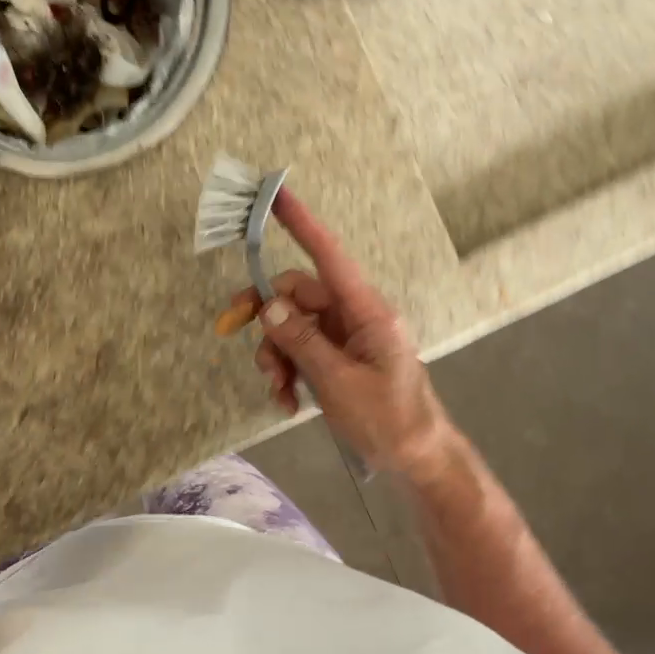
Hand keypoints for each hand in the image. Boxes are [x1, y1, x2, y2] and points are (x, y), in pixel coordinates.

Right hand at [241, 191, 453, 476]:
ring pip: (291, 328)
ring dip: (276, 358)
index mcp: (365, 311)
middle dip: (268, 323)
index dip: (302, 224)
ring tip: (280, 392)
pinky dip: (288, 375)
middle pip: (296, 297)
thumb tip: (268, 306)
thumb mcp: (339, 382)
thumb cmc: (388, 418)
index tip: (277, 196)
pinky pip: (300, 354)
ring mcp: (344, 340)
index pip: (328, 257)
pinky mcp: (336, 361)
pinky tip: (289, 403)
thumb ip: (303, 342)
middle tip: (238, 339)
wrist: (416, 457)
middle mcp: (352, 317)